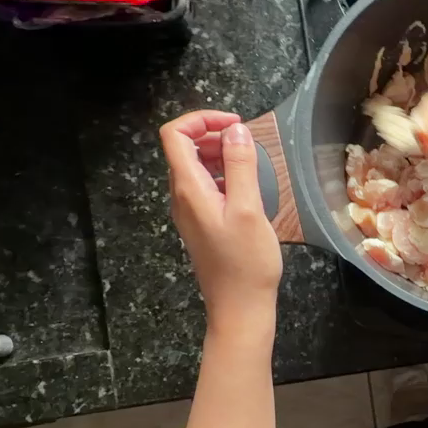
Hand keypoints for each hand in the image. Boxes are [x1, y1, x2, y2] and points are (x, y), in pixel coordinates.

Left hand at [160, 110, 282, 337]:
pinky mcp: (203, 224)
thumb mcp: (248, 209)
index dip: (202, 120)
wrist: (240, 307)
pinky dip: (225, 177)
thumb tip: (236, 130)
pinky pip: (207, 187)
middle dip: (215, 135)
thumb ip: (241, 166)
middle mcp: (182, 197)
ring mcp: (191, 211)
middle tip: (249, 144)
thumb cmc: (246, 262)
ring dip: (222, 156)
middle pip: (185, 148)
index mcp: (189, 189)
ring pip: (197, 168)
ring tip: (252, 164)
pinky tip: (248, 190)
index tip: (236, 124)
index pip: (175, 135)